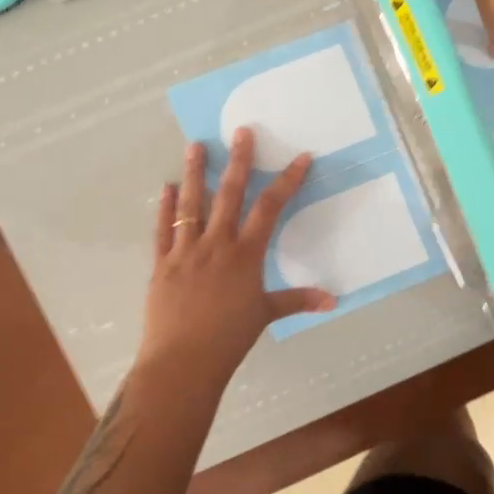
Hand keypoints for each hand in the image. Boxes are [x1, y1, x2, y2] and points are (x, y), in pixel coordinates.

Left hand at [141, 131, 334, 372]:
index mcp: (245, 255)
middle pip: (230, 195)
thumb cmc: (229, 338)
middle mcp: (216, 245)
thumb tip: (332, 301)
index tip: (300, 158)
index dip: (287, 181)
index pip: (270, 209)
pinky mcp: (161, 264)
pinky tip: (166, 187)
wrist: (182, 361)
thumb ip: (296, 300)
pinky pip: (163, 230)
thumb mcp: (265, 315)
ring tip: (195, 145)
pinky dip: (164, 208)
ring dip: (194, 173)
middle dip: (238, 162)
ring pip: (191, 204)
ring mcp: (185, 252)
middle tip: (241, 132)